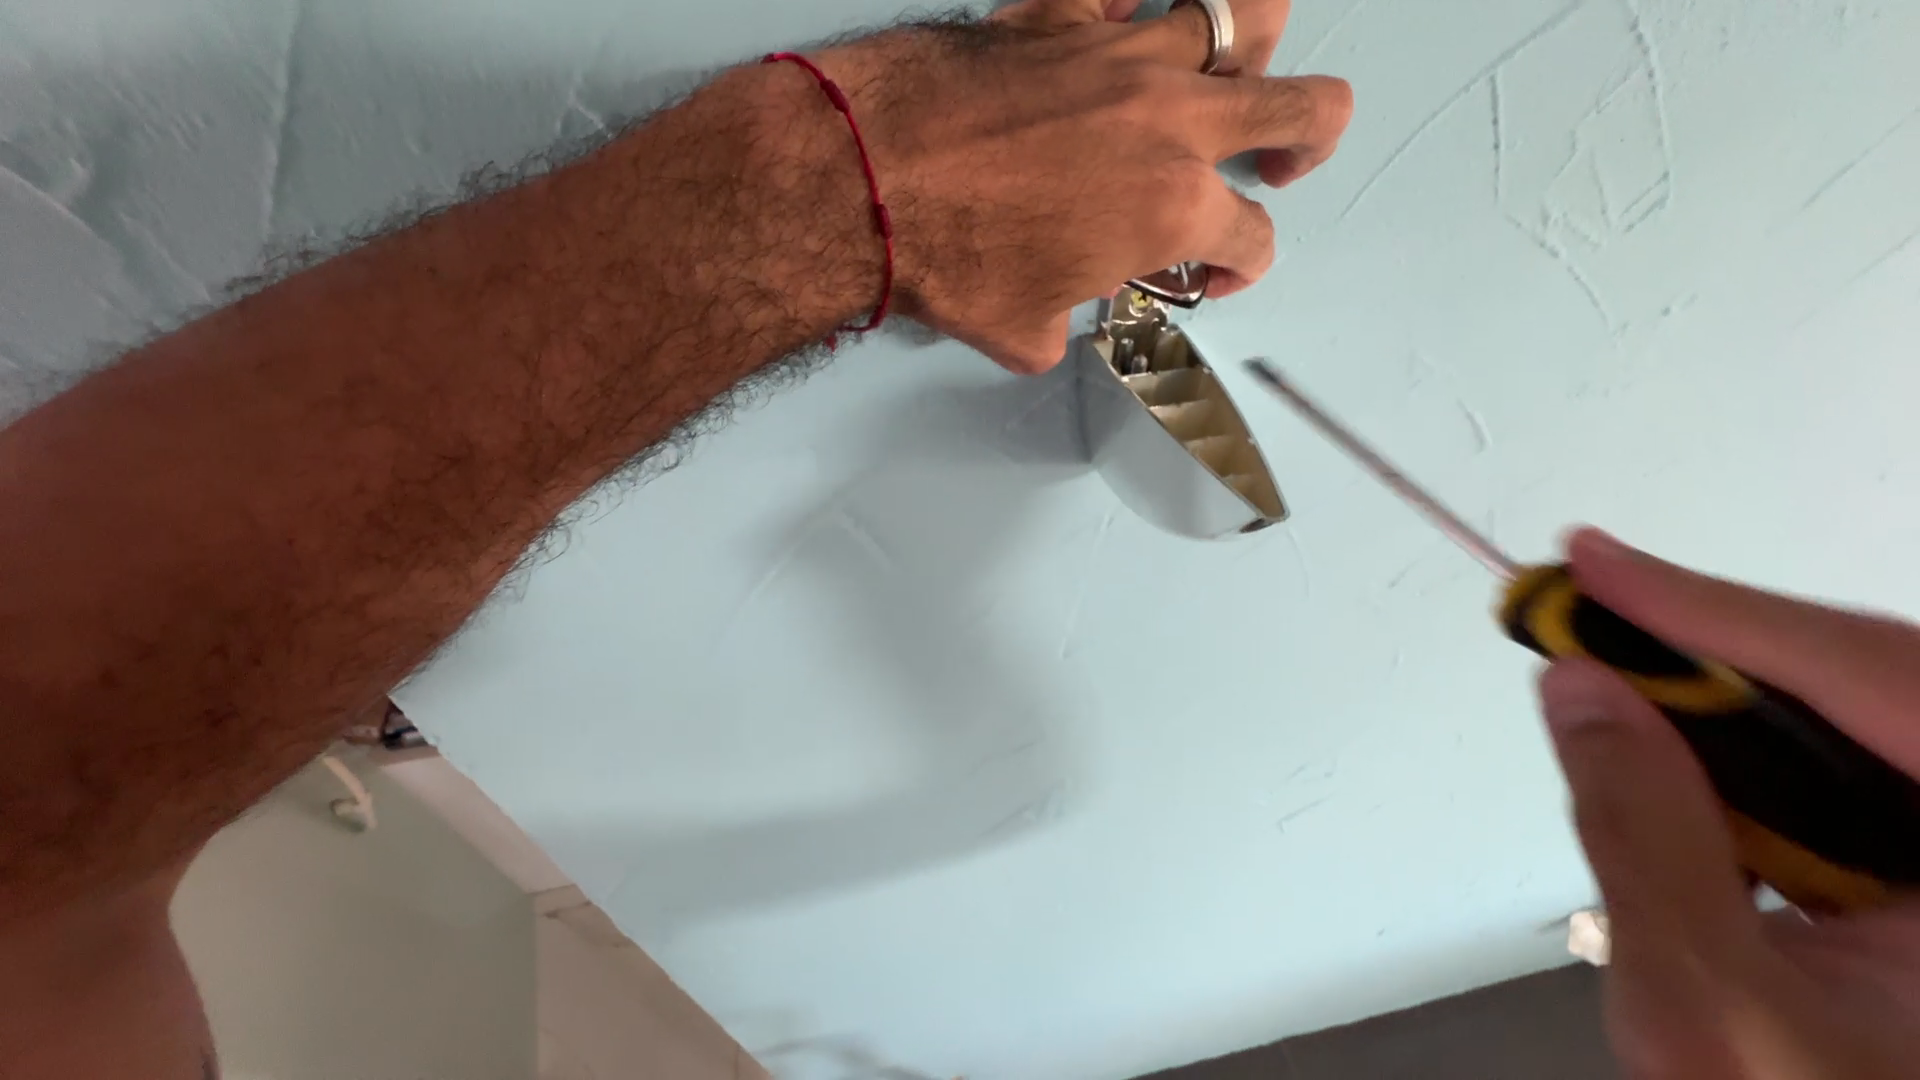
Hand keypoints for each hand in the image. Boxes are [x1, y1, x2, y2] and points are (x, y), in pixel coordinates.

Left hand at [816, 0, 1351, 371]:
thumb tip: (1057, 316)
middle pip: (1306, 106)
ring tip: (1223, 74)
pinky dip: (1127, 6)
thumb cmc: (951, 268)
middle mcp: (1172, 120)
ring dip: (1249, 46)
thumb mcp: (1023, 333)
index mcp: (1173, 209)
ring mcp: (1122, 51)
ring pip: (1243, 9)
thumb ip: (1064, 325)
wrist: (868, 181)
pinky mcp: (1060, 10)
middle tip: (1274, 164)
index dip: (1241, 268)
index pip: (1252, 239)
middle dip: (1308, 141)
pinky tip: (1110, 30)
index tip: (1205, 279)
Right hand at [1538, 529, 1919, 1079]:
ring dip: (1720, 698)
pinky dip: (1738, 745)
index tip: (1592, 563)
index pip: (1891, 688)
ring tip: (1614, 686)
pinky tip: (1673, 751)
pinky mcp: (1919, 860)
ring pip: (1855, 720)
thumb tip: (1577, 688)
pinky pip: (1841, 763)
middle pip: (1881, 688)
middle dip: (1716, 647)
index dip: (1722, 612)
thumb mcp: (1702, 998)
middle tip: (1586, 617)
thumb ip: (1638, 834)